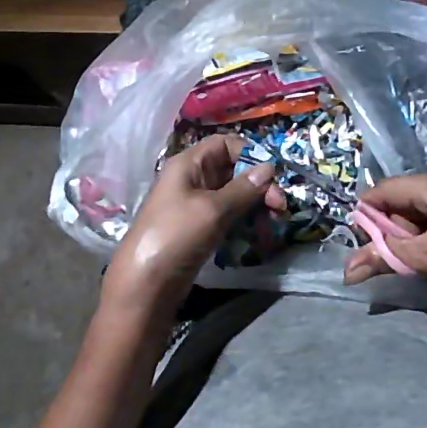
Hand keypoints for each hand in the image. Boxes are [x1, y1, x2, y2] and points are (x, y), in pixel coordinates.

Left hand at [102, 136, 274, 317]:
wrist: (147, 282)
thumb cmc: (177, 235)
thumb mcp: (212, 208)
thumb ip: (243, 188)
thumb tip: (269, 168)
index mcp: (188, 164)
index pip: (224, 145)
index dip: (249, 153)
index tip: (272, 174)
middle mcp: (192, 179)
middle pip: (232, 169)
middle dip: (258, 183)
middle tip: (279, 205)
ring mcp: (196, 204)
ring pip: (233, 194)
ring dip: (255, 203)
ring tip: (274, 219)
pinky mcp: (200, 227)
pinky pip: (228, 214)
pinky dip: (245, 219)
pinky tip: (259, 231)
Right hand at [347, 169, 426, 329]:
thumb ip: (386, 258)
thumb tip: (346, 271)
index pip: (389, 189)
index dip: (366, 214)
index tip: (353, 240)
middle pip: (404, 199)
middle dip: (389, 229)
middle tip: (385, 259)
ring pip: (422, 213)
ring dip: (409, 238)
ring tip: (408, 263)